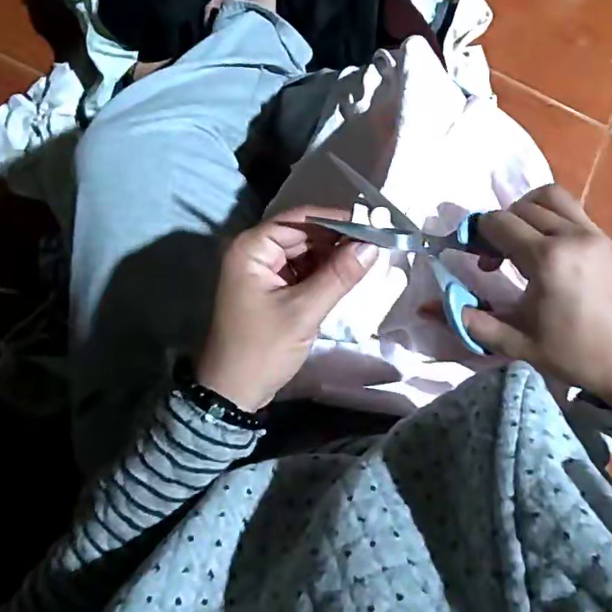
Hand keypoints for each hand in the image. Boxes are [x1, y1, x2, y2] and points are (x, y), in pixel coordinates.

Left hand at [196, 207, 376, 411]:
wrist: (233, 392)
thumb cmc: (262, 349)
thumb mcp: (304, 311)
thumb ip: (339, 276)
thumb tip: (372, 245)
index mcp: (252, 249)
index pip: (300, 220)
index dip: (337, 219)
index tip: (372, 222)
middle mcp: (255, 251)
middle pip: (304, 233)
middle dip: (340, 237)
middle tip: (378, 240)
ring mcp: (264, 270)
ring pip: (307, 250)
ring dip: (335, 253)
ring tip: (370, 254)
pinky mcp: (273, 287)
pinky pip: (305, 268)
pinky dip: (326, 269)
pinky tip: (351, 271)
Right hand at [463, 185, 611, 405]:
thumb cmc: (576, 356)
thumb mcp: (517, 343)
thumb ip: (470, 320)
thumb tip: (427, 307)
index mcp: (547, 260)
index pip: (499, 223)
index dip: (476, 235)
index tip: (470, 257)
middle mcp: (570, 236)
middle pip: (520, 207)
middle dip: (498, 225)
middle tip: (491, 258)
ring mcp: (592, 233)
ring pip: (549, 197)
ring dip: (525, 210)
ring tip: (517, 241)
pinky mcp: (606, 238)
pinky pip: (571, 209)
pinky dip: (549, 215)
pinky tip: (545, 247)